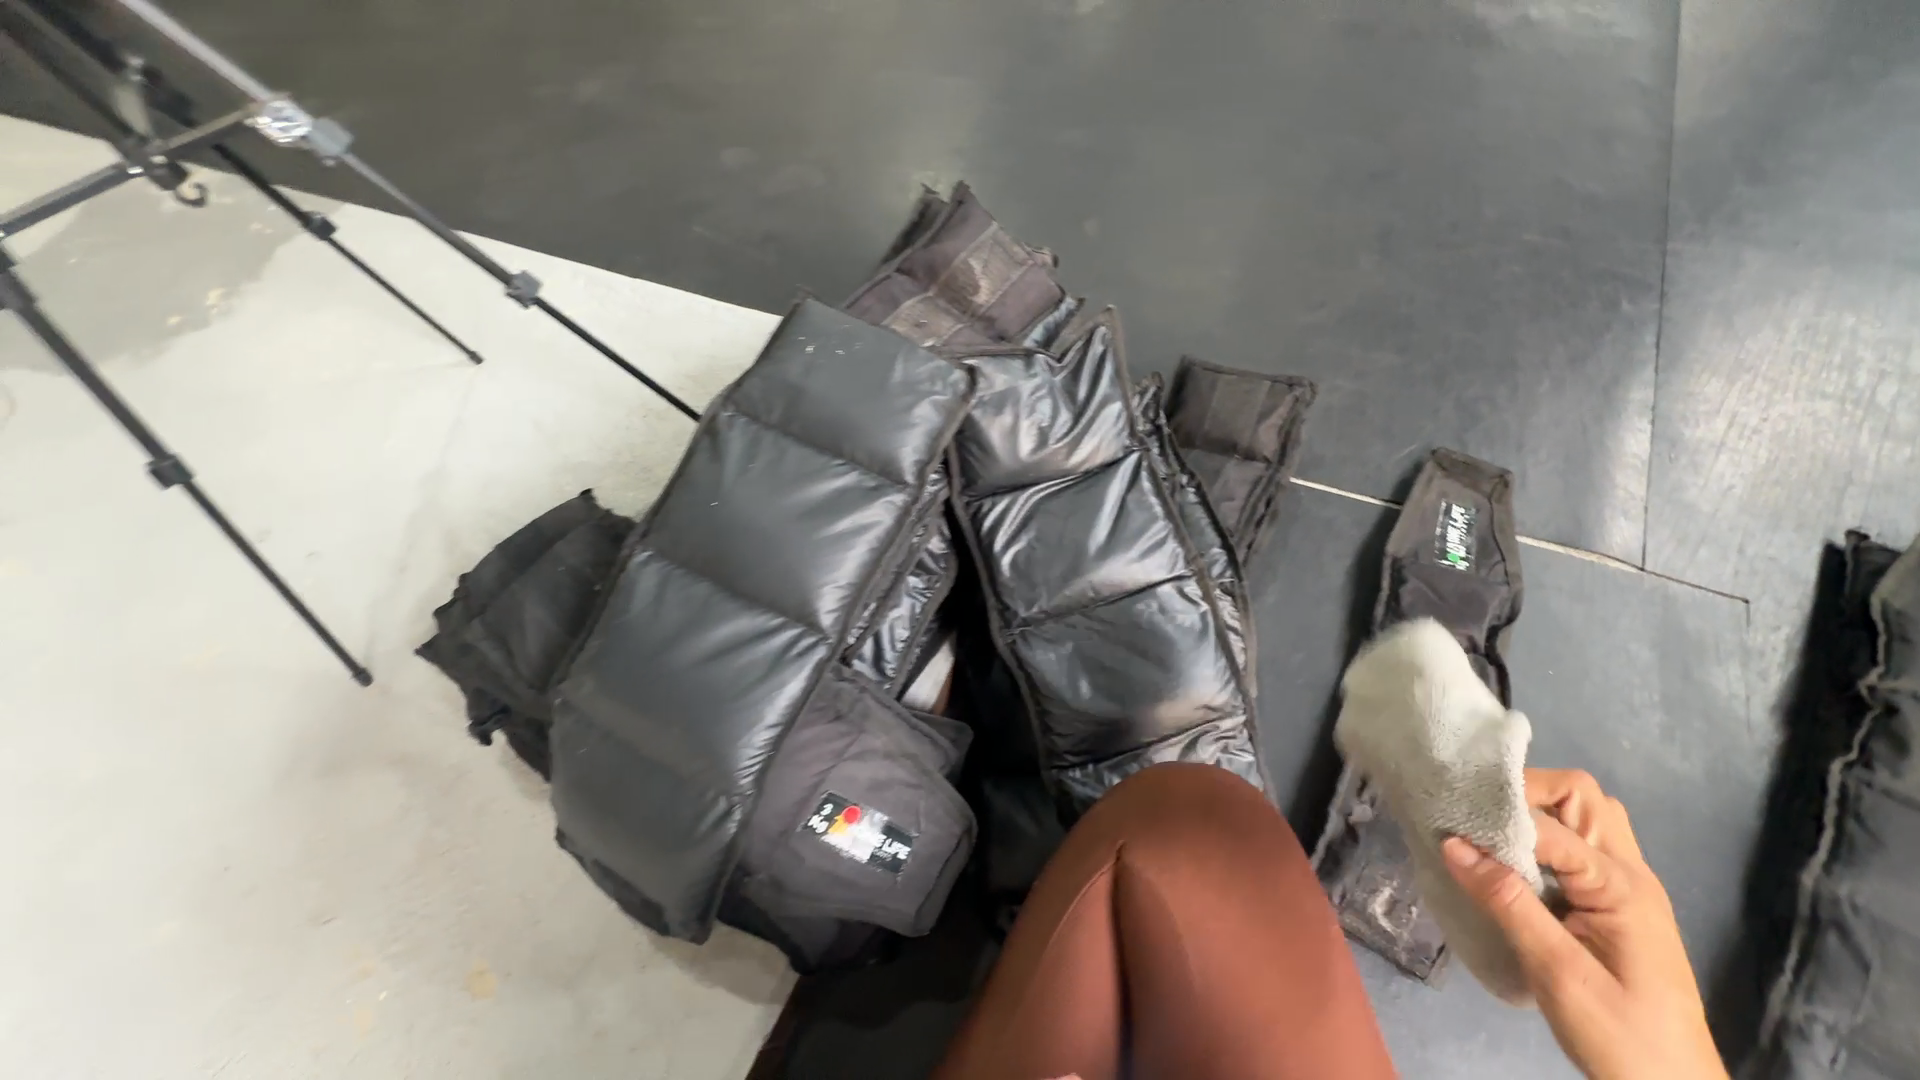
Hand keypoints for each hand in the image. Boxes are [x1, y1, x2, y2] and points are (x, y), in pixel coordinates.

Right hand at [1440, 768, 1727, 1079]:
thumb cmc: (1620, 1036)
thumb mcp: (1557, 972)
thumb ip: (1507, 903)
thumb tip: (1452, 844)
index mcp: (1622, 887)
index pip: (1552, 827)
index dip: (1499, 821)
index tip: (1449, 829)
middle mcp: (1630, 874)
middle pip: (1582, 796)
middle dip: (1526, 792)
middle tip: (1477, 819)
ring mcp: (1627, 888)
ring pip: (1584, 816)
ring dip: (1537, 811)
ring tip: (1491, 836)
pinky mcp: (1614, 905)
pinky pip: (1579, 845)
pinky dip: (1542, 837)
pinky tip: (1510, 864)